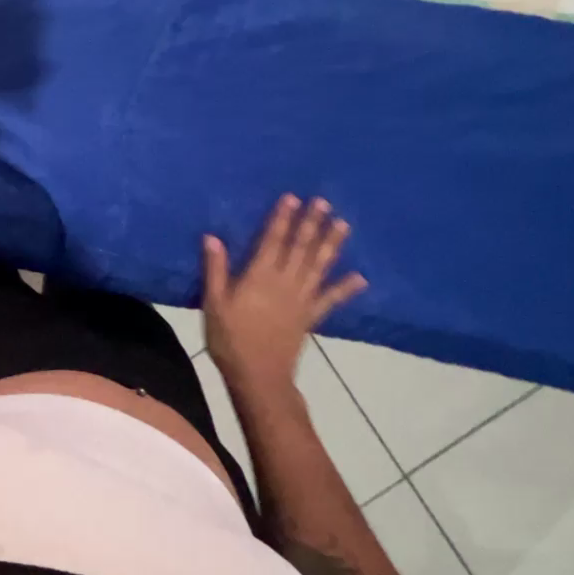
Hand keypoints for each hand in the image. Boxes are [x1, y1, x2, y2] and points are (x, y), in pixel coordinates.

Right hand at [203, 195, 366, 390]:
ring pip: (318, 266)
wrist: (258, 376)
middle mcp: (285, 283)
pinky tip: (361, 277)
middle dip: (311, 224)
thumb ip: (216, 270)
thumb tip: (212, 237)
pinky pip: (331, 299)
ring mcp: (302, 299)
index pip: (272, 240)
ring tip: (343, 224)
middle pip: (300, 248)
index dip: (282, 219)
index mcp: (259, 277)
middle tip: (323, 202)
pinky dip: (346, 288)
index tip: (292, 198)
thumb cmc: (229, 339)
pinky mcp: (311, 316)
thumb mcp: (214, 303)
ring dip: (331, 244)